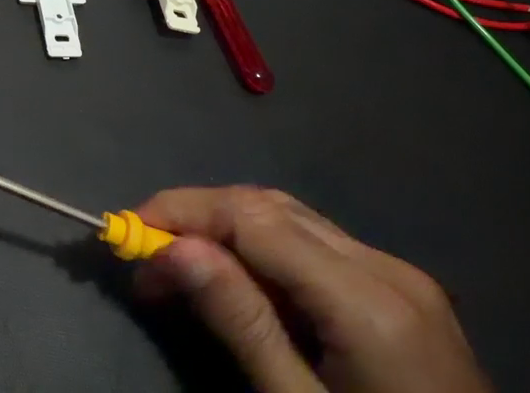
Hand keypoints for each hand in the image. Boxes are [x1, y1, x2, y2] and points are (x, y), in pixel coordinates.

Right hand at [133, 187, 490, 392]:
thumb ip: (241, 323)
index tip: (124, 236)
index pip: (251, 218)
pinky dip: (264, 248)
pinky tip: (238, 279)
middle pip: (269, 207)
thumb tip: (171, 248)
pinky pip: (318, 246)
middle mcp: (387, 269)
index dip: (180, 213)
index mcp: (366, 299)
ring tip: (177, 264)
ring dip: (226, 227)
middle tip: (142, 254)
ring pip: (291, 219)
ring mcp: (403, 278)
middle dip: (196, 215)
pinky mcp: (406, 293)